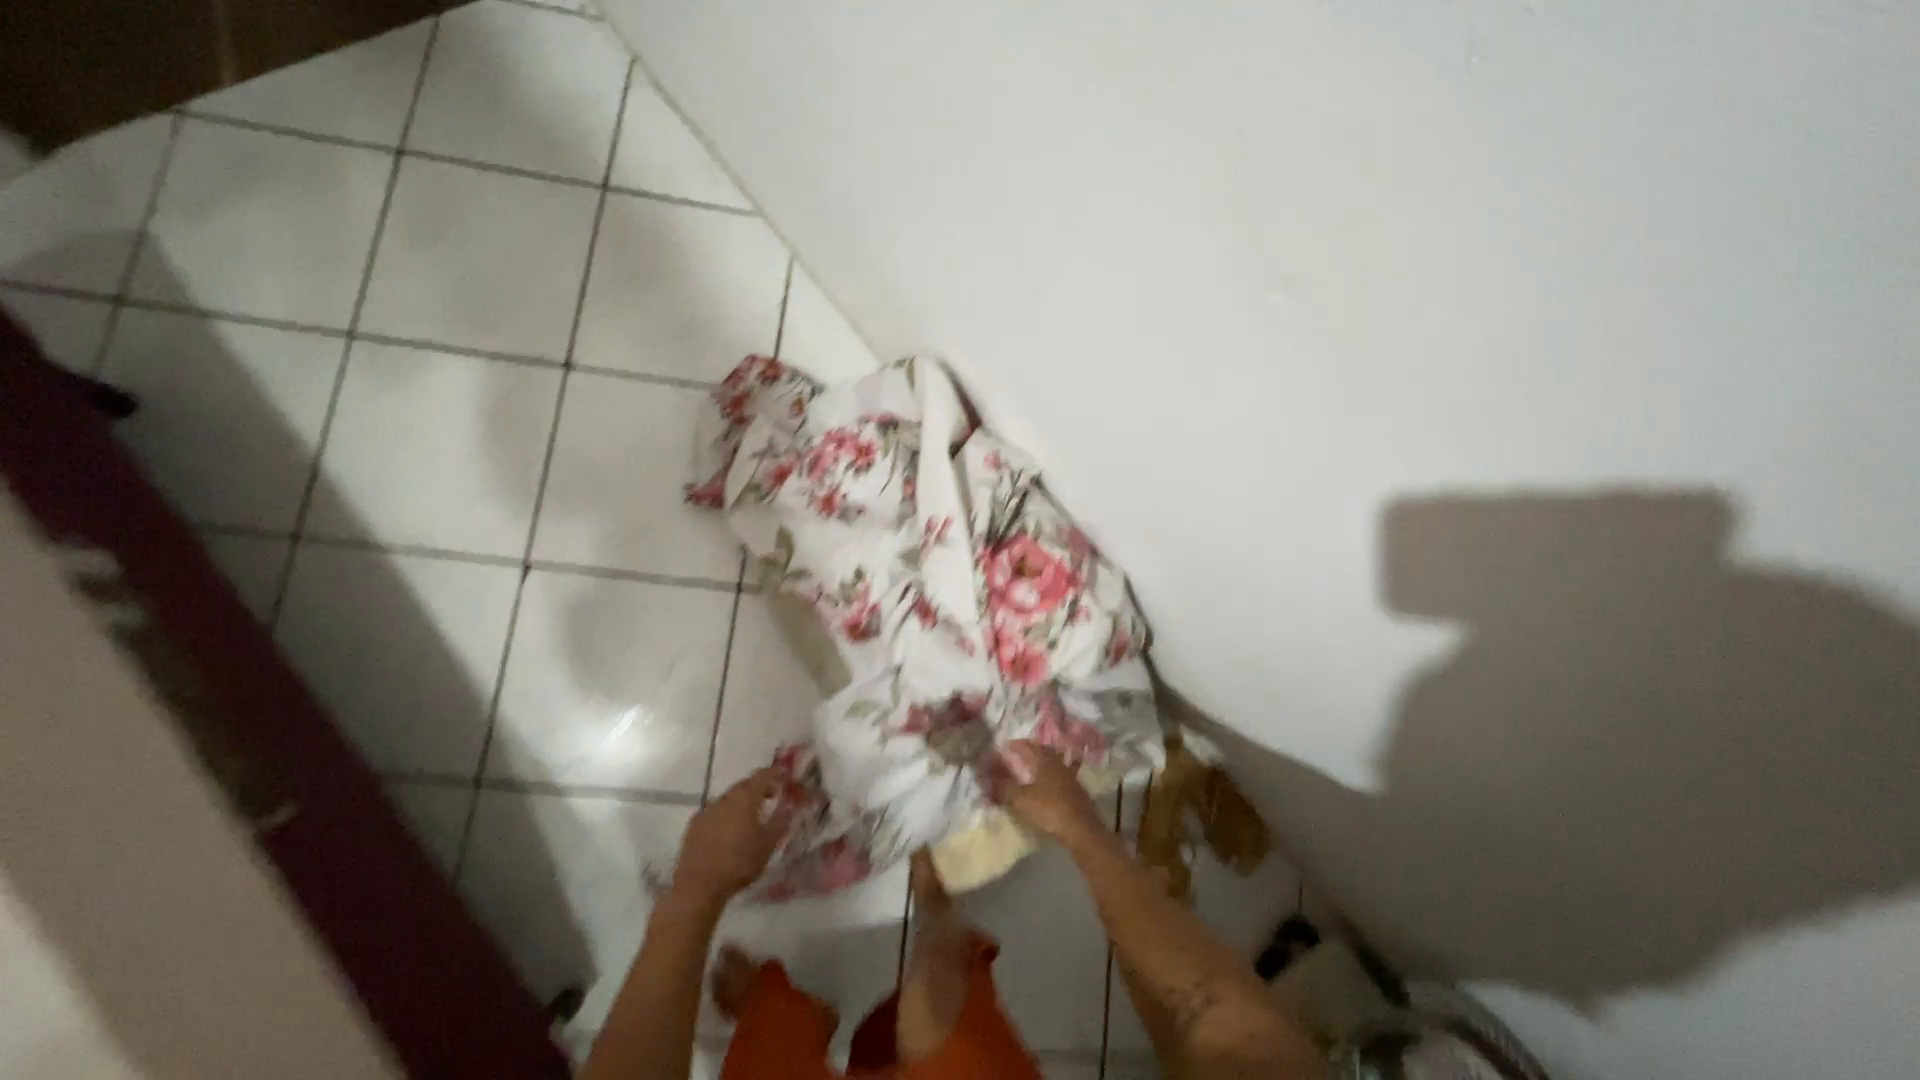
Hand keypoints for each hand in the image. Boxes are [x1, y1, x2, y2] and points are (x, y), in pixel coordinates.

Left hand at [671, 769, 791, 905]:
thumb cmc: (740, 863)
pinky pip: (714, 813)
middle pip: (744, 785)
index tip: (785, 775)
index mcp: (745, 798)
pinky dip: (726, 815)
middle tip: (772, 796)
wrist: (699, 885)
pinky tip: (729, 830)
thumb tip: (789, 807)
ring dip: (741, 802)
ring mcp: (706, 811)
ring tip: (751, 816)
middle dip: (759, 788)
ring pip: (728, 799)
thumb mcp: (768, 844)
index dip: (775, 773)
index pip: (762, 776)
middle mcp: (724, 798)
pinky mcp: (694, 825)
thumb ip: (780, 822)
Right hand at [998, 741, 1109, 847]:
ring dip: (1044, 763)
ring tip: (1034, 768)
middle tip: (1021, 753)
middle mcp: (1059, 765)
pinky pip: (1062, 778)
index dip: (1016, 745)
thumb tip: (985, 775)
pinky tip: (1050, 786)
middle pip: (1045, 752)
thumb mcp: (1020, 799)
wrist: (1082, 830)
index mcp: (1045, 761)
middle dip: (1032, 751)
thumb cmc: (1049, 810)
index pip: (1028, 746)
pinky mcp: (1078, 793)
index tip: (1006, 745)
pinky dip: (1052, 777)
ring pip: (1055, 764)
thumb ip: (1002, 786)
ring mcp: (1071, 778)